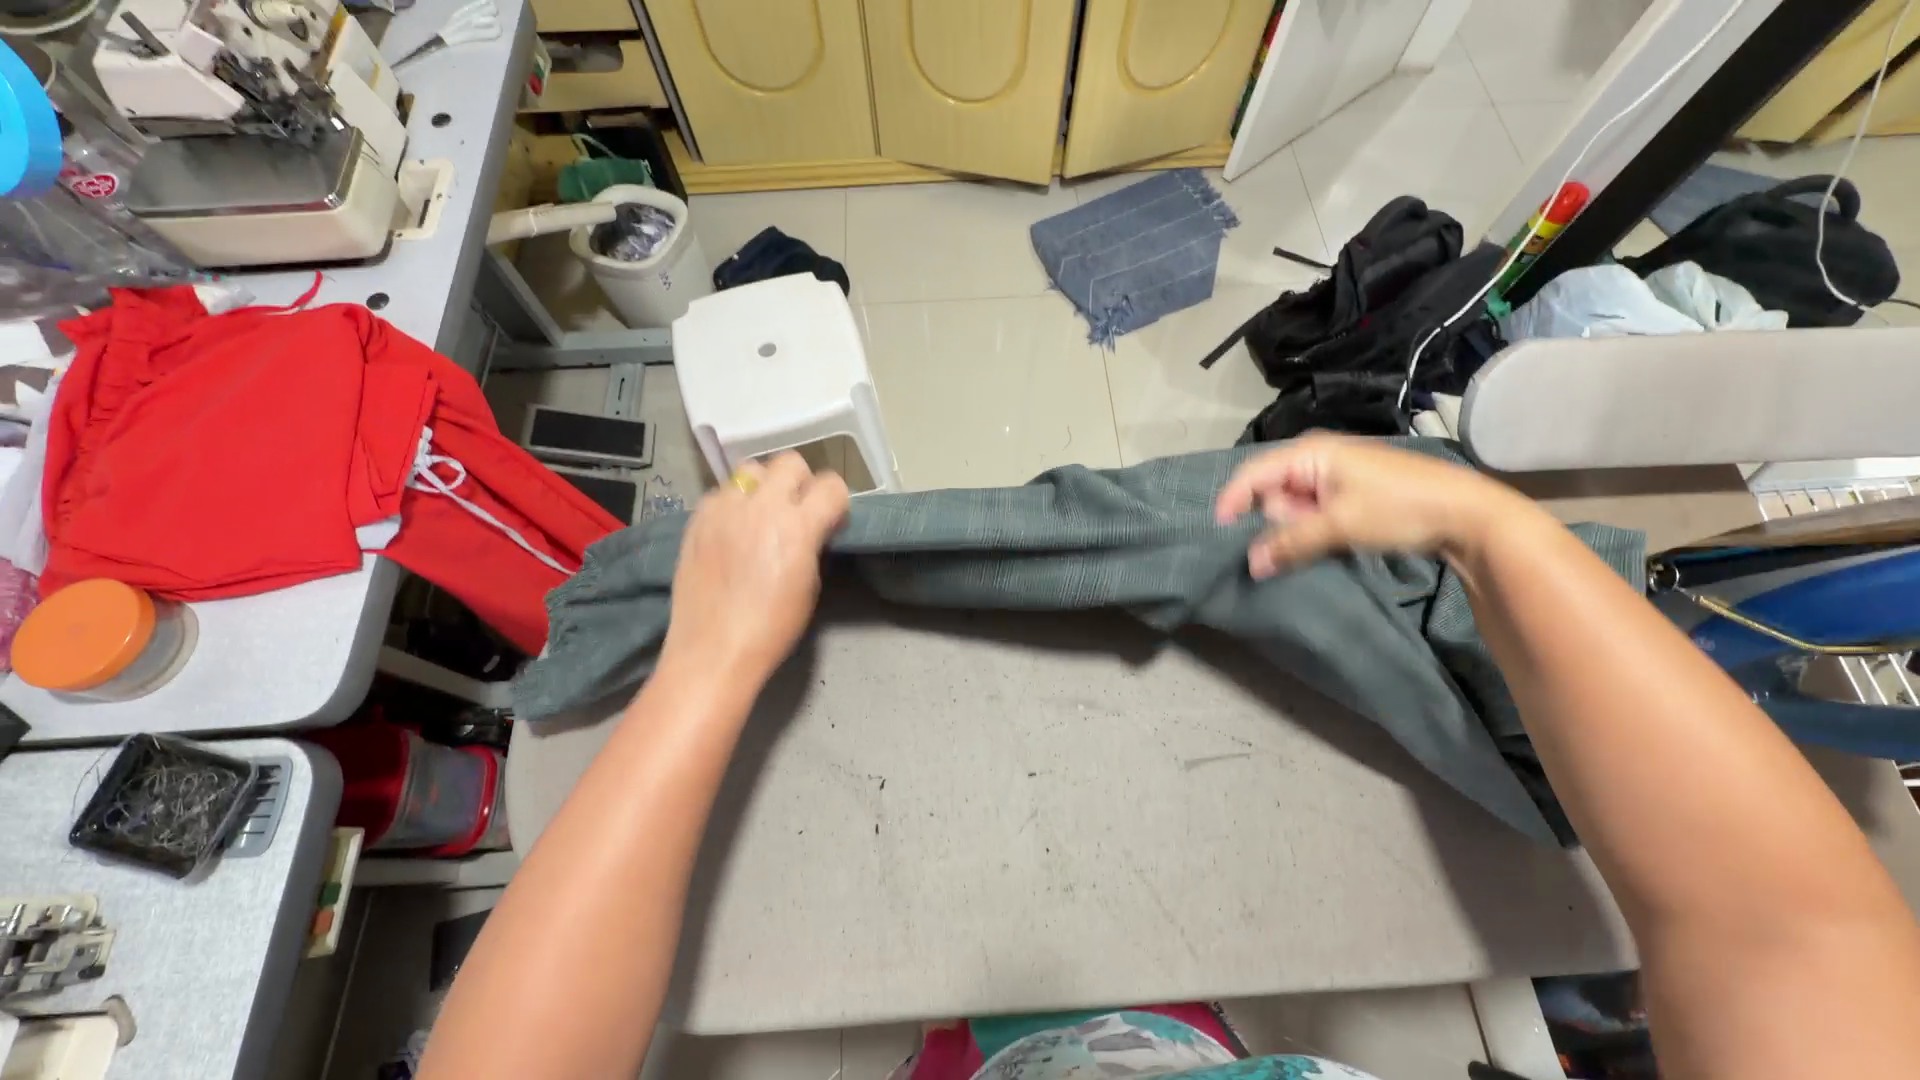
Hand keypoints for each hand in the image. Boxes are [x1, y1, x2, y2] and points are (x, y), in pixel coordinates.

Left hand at [660, 452, 849, 681]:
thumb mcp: (810, 585)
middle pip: (790, 462)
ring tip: (760, 515)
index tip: (831, 519)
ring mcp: (724, 509)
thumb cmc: (772, 628)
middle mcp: (761, 507)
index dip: (836, 501)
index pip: (832, 485)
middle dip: (801, 482)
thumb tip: (815, 526)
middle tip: (797, 511)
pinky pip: (721, 492)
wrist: (714, 650)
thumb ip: (814, 544)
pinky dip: (732, 503)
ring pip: (751, 470)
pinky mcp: (697, 519)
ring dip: (763, 486)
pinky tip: (732, 530)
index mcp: (798, 527)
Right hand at [1214, 433, 1541, 577]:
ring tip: (1322, 541)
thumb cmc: (1400, 507)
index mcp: (1310, 453)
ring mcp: (1334, 476)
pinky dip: (1313, 529)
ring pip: (1293, 506)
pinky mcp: (1348, 494)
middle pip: (1272, 491)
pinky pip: (1313, 512)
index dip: (1233, 501)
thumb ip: (1291, 542)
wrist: (1467, 513)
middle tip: (1298, 539)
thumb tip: (1252, 565)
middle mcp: (1317, 458)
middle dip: (1276, 520)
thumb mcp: (1339, 525)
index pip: (1253, 474)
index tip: (1219, 533)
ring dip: (1297, 528)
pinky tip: (1328, 542)